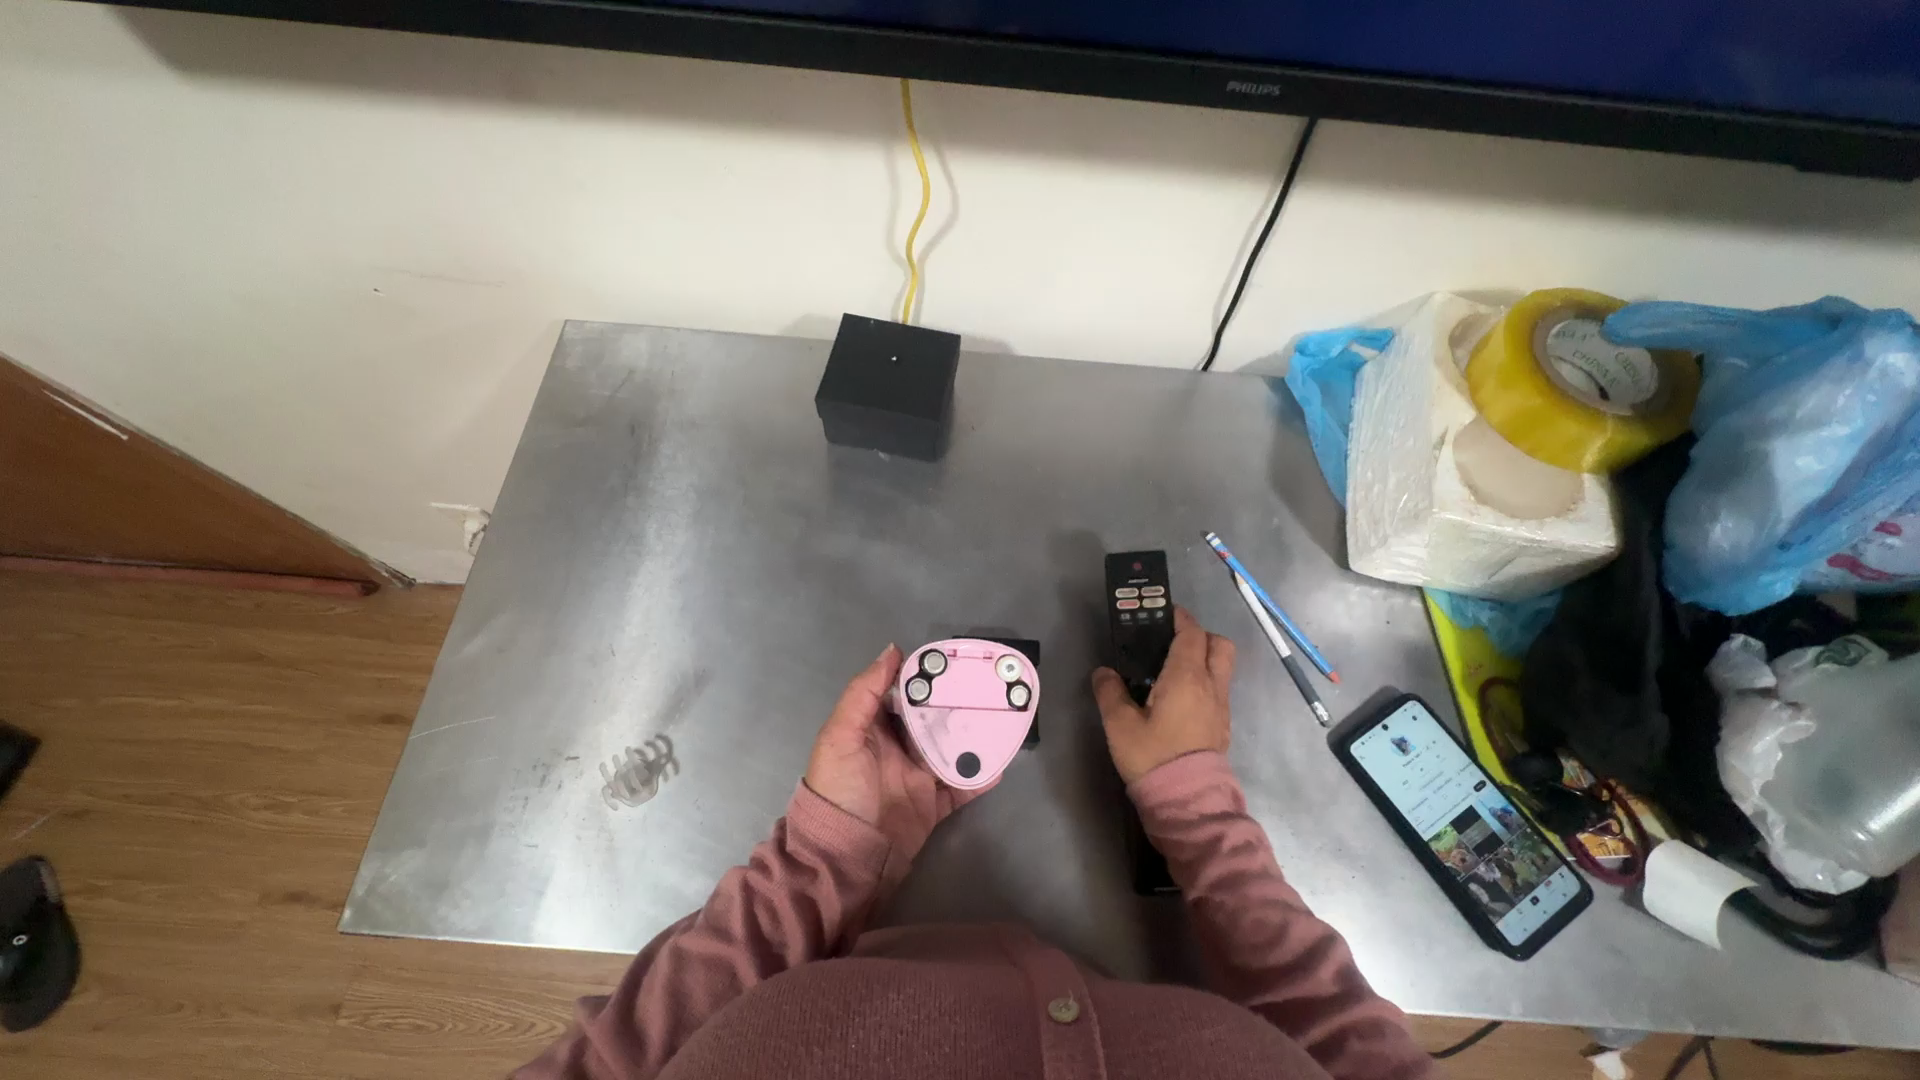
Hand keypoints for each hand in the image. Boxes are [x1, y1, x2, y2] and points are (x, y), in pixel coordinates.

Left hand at [805, 645, 988, 868]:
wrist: (844, 856)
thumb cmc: (840, 789)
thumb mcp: (840, 735)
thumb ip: (863, 692)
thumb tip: (892, 650)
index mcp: (874, 728)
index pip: (903, 694)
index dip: (926, 678)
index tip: (954, 661)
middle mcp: (897, 749)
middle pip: (933, 721)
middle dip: (957, 705)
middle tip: (988, 688)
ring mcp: (917, 777)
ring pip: (951, 750)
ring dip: (973, 738)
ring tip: (1001, 721)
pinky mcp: (932, 805)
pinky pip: (961, 787)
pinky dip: (979, 777)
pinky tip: (998, 765)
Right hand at [1091, 607, 1235, 784]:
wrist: (1186, 800)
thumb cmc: (1152, 756)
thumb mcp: (1119, 724)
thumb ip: (1110, 692)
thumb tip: (1104, 673)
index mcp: (1186, 677)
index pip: (1191, 633)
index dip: (1179, 618)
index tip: (1163, 613)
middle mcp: (1210, 686)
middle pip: (1219, 644)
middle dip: (1200, 634)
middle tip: (1173, 641)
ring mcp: (1220, 706)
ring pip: (1222, 667)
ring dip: (1205, 658)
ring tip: (1174, 669)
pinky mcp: (1221, 725)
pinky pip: (1218, 689)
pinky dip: (1204, 682)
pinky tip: (1180, 698)